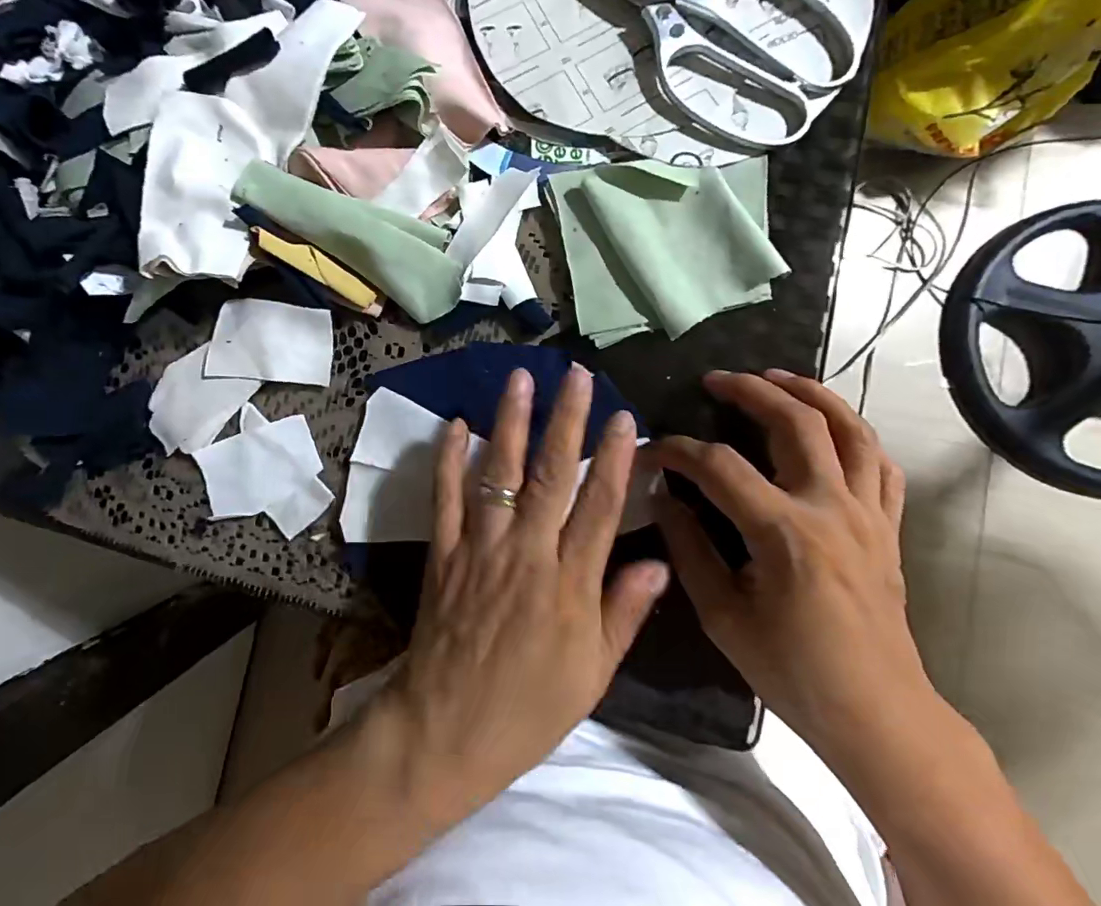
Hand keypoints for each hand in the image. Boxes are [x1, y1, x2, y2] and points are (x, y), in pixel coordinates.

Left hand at [371, 365, 669, 819]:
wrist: (450, 724)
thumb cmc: (531, 707)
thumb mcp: (594, 672)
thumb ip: (624, 611)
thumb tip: (657, 560)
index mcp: (571, 583)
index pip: (601, 506)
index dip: (615, 458)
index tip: (624, 416)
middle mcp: (527, 553)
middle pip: (551, 475)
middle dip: (565, 420)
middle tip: (576, 376)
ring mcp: (479, 548)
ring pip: (498, 474)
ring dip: (509, 423)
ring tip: (518, 380)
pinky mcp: (443, 553)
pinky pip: (445, 498)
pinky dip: (448, 460)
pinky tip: (456, 425)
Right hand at [651, 369, 932, 755]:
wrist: (875, 710)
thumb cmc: (789, 666)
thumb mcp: (719, 611)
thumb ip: (687, 545)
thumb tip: (661, 497)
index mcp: (784, 532)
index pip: (718, 465)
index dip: (675, 450)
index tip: (647, 451)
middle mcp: (831, 509)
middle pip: (797, 424)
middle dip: (752, 391)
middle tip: (716, 379)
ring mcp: (868, 515)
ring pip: (851, 430)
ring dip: (813, 395)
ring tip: (777, 378)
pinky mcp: (887, 528)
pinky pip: (880, 464)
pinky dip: (854, 433)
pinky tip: (829, 426)